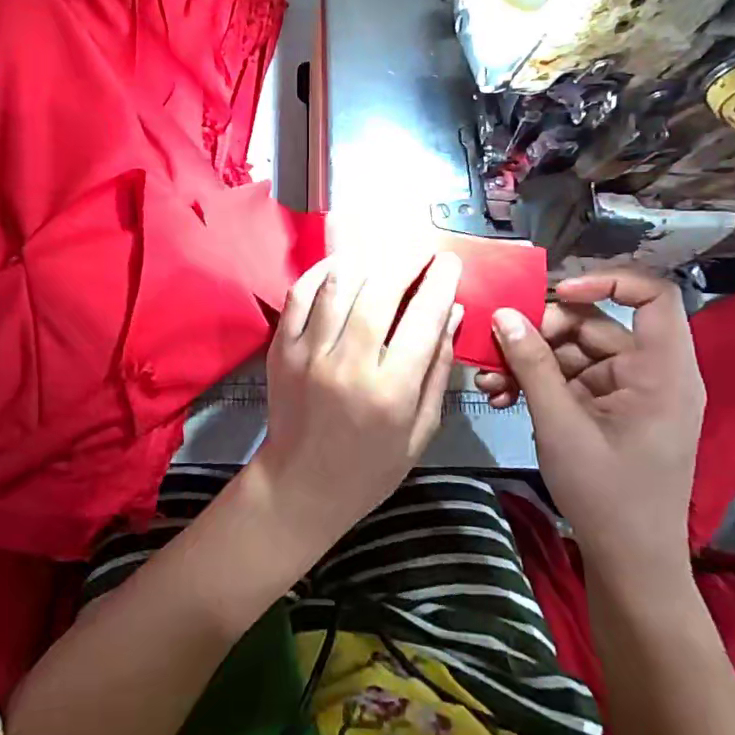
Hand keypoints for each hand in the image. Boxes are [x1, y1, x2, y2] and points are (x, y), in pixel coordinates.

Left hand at [251, 251, 463, 549]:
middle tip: (421, 249)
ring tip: (386, 251)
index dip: (441, 281)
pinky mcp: (281, 348)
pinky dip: (322, 272)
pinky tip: (342, 264)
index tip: (449, 261)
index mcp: (391, 390)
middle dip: (406, 259)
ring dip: (367, 259)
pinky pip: (301, 294)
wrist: (301, 485)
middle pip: (380, 290)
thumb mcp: (421, 429)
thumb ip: (438, 369)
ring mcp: (308, 353)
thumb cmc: (371, 466)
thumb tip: (453, 312)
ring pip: (340, 284)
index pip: (423, 318)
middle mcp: (348, 364)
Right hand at [480, 270, 705, 583]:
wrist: (629, 563)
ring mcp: (631, 394)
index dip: (607, 281)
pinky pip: (574, 381)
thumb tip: (504, 316)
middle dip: (544, 333)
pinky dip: (541, 384)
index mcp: (663, 372)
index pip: (653, 296)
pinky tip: (503, 398)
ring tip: (490, 382)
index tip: (557, 294)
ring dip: (532, 362)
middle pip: (598, 325)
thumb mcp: (561, 425)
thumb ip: (532, 366)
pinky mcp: (611, 412)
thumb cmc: (606, 494)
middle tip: (502, 349)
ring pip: (577, 354)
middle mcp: (653, 374)